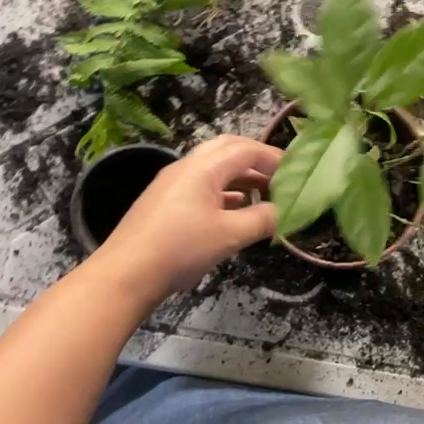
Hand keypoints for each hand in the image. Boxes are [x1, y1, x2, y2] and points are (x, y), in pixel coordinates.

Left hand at [90, 136, 282, 298]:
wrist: (125, 274)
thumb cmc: (181, 249)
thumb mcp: (230, 235)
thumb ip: (263, 219)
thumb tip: (288, 212)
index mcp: (203, 167)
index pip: (247, 149)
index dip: (275, 158)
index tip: (298, 172)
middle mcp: (186, 167)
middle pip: (228, 150)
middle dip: (257, 160)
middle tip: (280, 177)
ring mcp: (172, 184)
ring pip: (213, 168)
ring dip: (240, 177)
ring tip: (264, 195)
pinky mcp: (164, 202)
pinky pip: (201, 185)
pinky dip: (224, 192)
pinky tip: (234, 211)